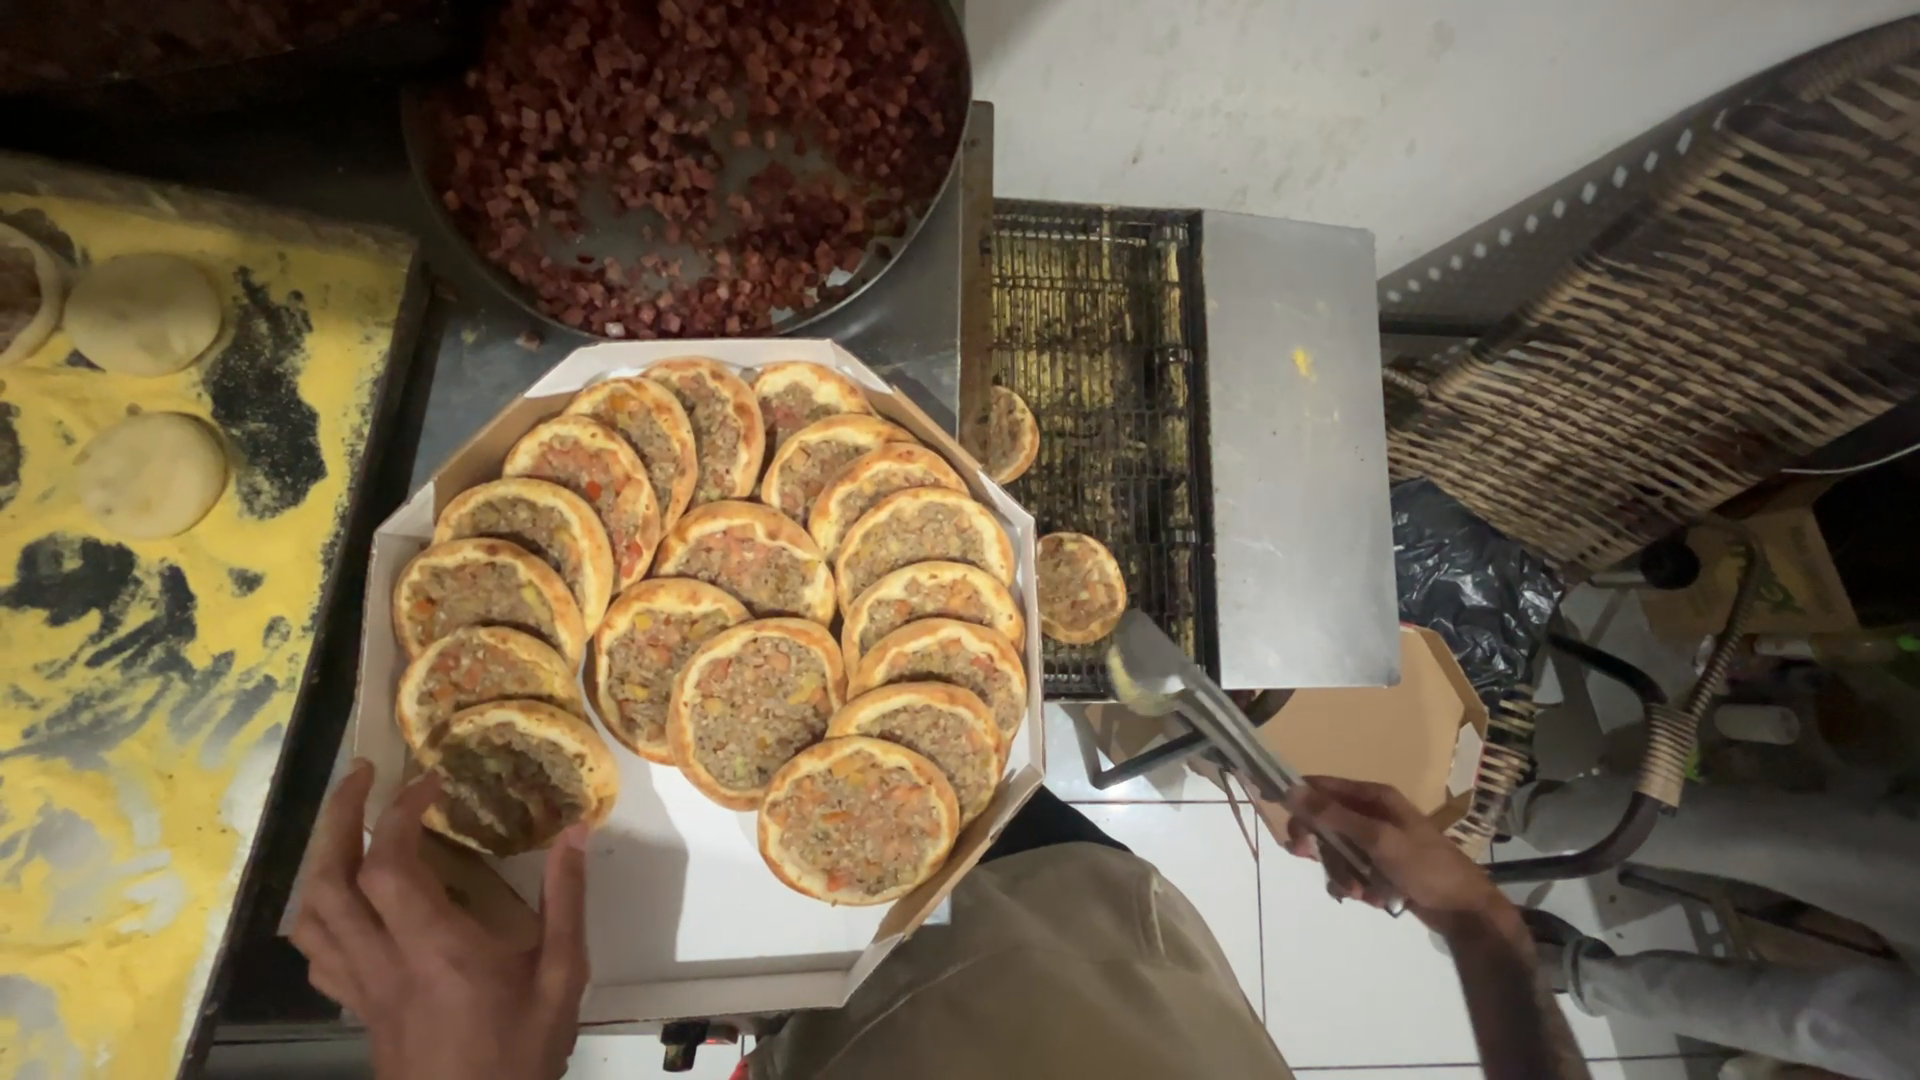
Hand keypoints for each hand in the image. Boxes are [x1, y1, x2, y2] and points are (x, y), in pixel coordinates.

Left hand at [291, 761, 590, 1079]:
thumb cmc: (521, 1050)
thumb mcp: (563, 973)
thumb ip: (567, 899)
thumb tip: (575, 831)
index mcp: (434, 947)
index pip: (389, 867)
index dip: (398, 814)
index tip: (432, 782)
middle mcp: (382, 962)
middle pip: (328, 883)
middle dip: (337, 819)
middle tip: (361, 776)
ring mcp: (361, 988)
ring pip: (310, 917)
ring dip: (319, 859)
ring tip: (348, 823)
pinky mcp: (359, 1008)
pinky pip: (318, 952)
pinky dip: (319, 910)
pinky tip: (346, 897)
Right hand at [1283, 775, 1516, 941]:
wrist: (1468, 913)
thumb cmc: (1426, 867)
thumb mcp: (1377, 839)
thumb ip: (1333, 815)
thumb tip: (1291, 789)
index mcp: (1373, 797)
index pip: (1321, 787)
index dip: (1298, 798)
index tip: (1279, 815)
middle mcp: (1372, 814)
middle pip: (1324, 821)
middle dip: (1319, 845)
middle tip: (1307, 857)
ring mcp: (1376, 842)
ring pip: (1335, 850)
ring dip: (1339, 872)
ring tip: (1356, 891)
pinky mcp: (1380, 867)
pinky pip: (1350, 870)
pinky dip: (1354, 885)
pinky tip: (1370, 897)